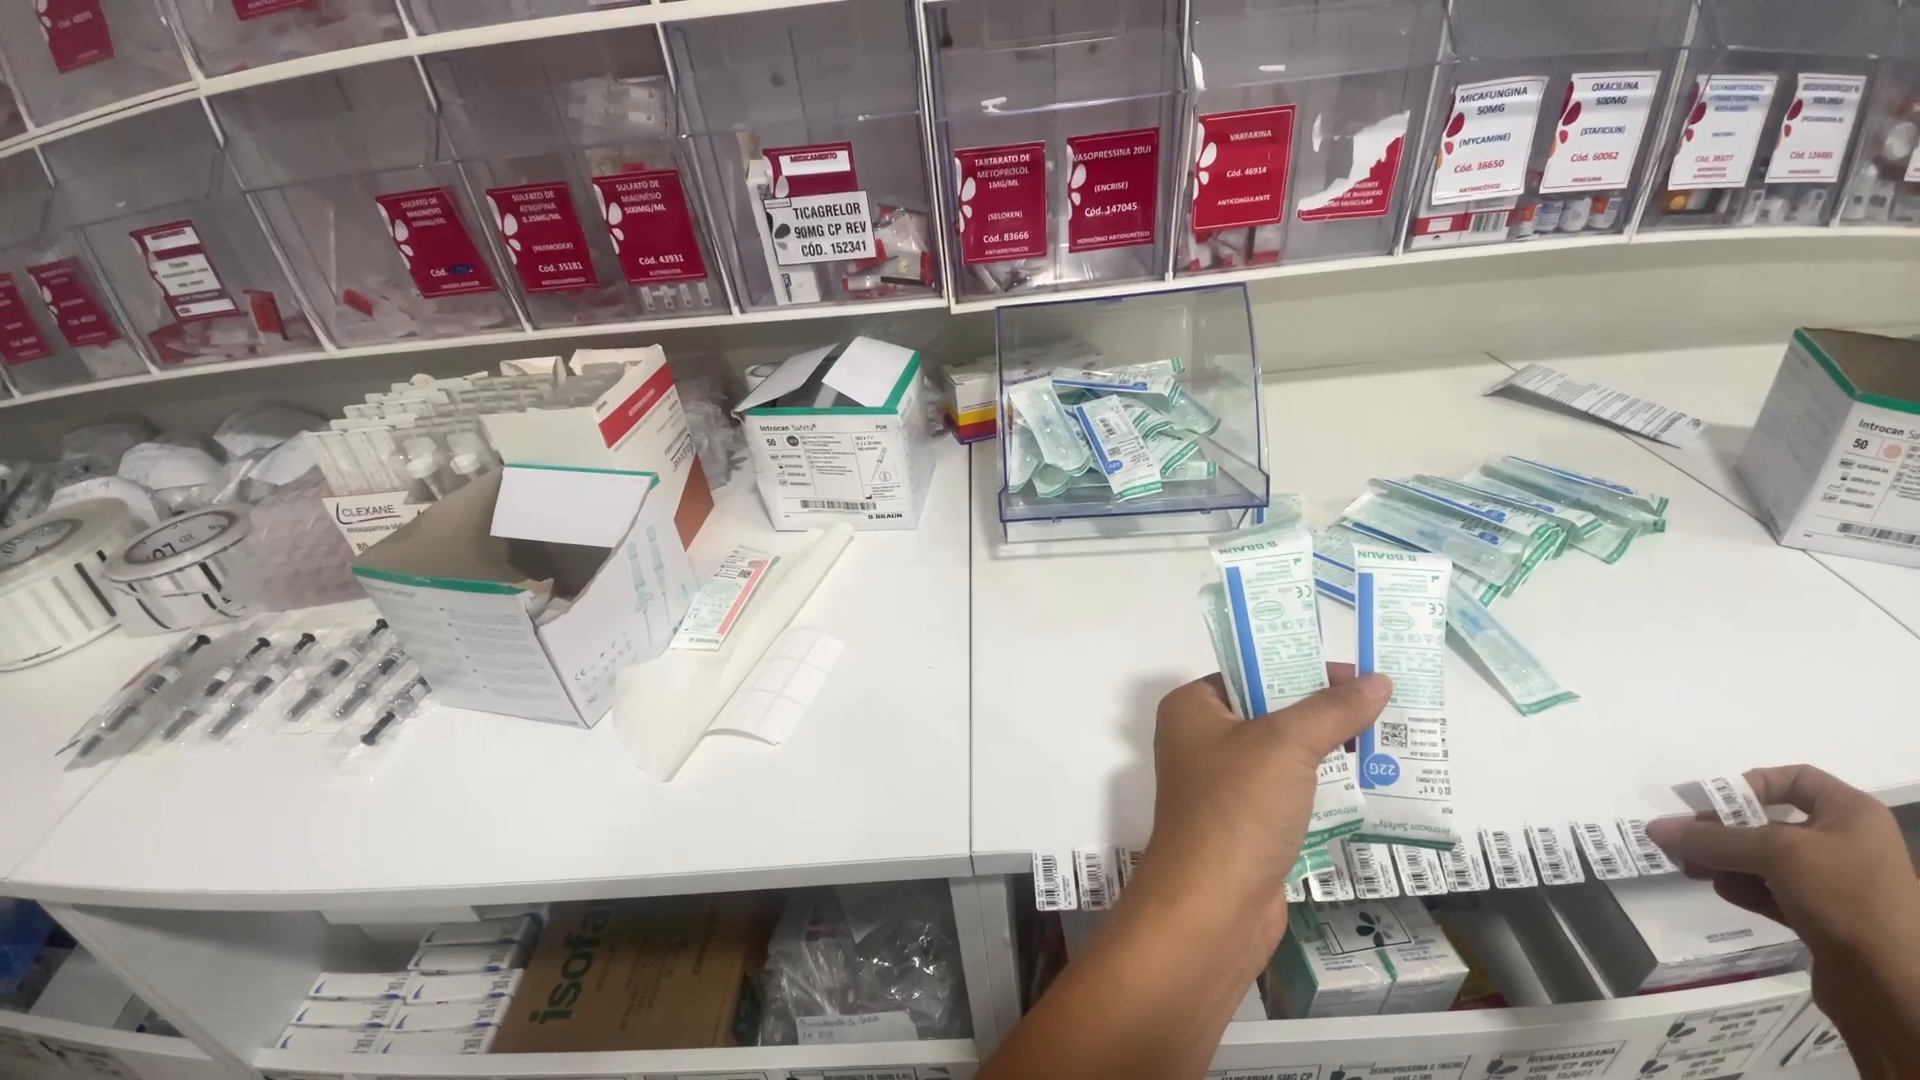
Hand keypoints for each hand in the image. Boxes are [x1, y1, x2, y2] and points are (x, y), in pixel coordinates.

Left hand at [1137, 665, 1390, 947]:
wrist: (1210, 909)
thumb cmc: (1236, 809)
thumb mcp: (1286, 744)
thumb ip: (1332, 709)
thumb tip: (1377, 681)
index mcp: (1192, 708)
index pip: (1250, 670)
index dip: (1302, 667)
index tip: (1360, 674)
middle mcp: (1200, 740)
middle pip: (1270, 710)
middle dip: (1324, 710)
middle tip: (1384, 706)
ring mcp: (1222, 785)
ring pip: (1284, 754)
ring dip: (1330, 750)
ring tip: (1389, 741)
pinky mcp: (1245, 824)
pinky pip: (1290, 792)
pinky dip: (1325, 787)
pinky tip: (1369, 785)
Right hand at [1645, 766, 1917, 956]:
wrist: (1897, 984)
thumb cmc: (1847, 897)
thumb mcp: (1774, 854)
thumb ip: (1712, 839)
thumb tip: (1656, 828)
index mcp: (1851, 815)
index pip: (1794, 779)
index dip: (1749, 784)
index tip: (1712, 803)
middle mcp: (1847, 842)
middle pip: (1769, 821)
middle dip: (1722, 830)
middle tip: (1683, 840)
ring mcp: (1837, 882)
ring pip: (1766, 859)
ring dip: (1724, 860)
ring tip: (1690, 867)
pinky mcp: (1826, 916)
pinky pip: (1773, 890)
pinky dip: (1744, 887)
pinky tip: (1720, 890)